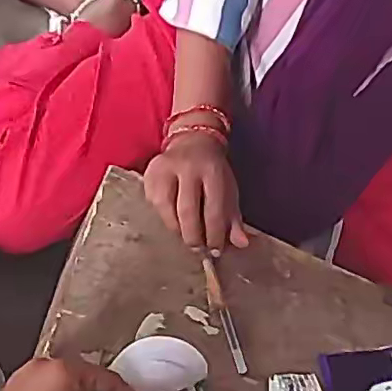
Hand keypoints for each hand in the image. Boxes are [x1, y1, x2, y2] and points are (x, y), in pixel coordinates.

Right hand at [144, 133, 250, 254]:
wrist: (194, 140)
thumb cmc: (214, 171)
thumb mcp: (228, 190)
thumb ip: (233, 218)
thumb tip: (241, 244)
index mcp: (213, 171)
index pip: (213, 210)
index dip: (214, 234)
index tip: (215, 250)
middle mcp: (188, 167)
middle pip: (187, 211)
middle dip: (192, 236)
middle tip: (197, 248)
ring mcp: (166, 168)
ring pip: (165, 208)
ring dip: (175, 228)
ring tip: (184, 235)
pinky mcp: (149, 172)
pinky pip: (153, 203)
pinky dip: (163, 216)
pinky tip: (172, 219)